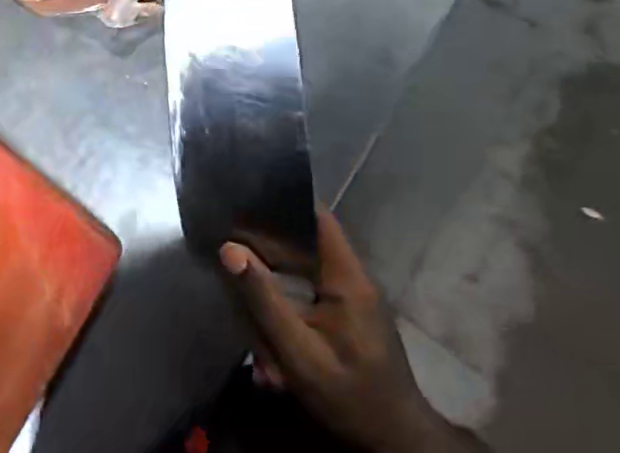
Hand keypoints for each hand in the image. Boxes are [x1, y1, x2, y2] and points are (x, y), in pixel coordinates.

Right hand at [220, 209, 486, 452]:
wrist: (397, 444)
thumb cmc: (352, 396)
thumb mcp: (300, 354)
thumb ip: (263, 299)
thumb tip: (227, 248)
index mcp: (348, 280)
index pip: (318, 218)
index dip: (283, 199)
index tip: (242, 192)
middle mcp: (349, 279)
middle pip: (297, 242)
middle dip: (259, 251)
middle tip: (222, 254)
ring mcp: (345, 297)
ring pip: (292, 269)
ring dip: (265, 287)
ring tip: (243, 310)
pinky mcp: (338, 313)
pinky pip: (298, 291)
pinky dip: (276, 303)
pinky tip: (262, 333)